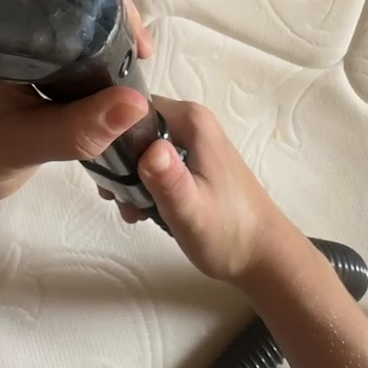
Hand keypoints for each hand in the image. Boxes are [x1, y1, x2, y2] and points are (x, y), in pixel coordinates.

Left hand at [0, 0, 157, 225]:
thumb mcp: (25, 146)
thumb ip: (79, 128)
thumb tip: (138, 103)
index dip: (98, 2)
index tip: (136, 32)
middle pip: (60, 1)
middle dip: (106, 15)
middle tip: (141, 46)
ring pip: (60, 19)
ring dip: (97, 32)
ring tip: (133, 51)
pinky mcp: (8, 52)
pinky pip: (54, 39)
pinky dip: (81, 49)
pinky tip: (106, 62)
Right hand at [117, 97, 294, 284]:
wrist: (264, 258)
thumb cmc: (228, 234)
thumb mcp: (191, 210)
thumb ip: (168, 179)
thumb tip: (147, 148)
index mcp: (190, 120)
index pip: (132, 108)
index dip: (112, 137)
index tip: (104, 172)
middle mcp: (192, 120)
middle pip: (136, 127)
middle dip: (119, 161)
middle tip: (113, 197)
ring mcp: (194, 139)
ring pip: (143, 145)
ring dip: (130, 176)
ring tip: (128, 209)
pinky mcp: (194, 159)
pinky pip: (156, 159)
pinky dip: (145, 182)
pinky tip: (142, 210)